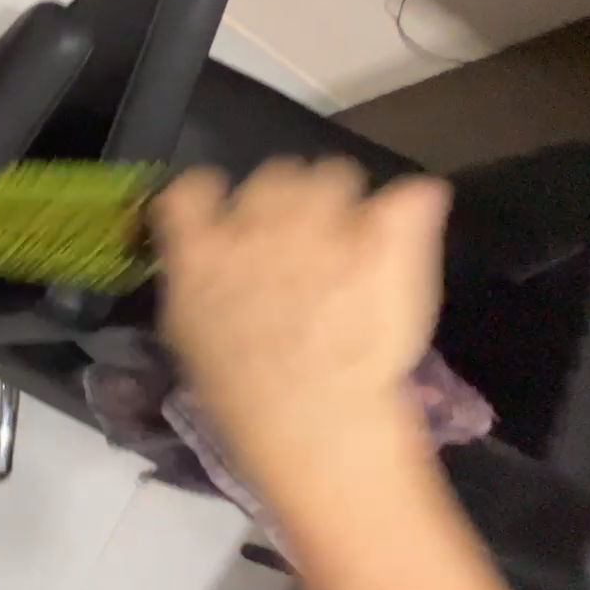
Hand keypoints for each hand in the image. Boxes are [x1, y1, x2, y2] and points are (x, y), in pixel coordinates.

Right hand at [151, 159, 451, 483]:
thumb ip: (192, 271)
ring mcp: (325, 232)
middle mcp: (255, 227)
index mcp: (198, 248)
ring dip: (335, 195)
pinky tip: (394, 227)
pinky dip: (403, 206)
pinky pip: (408, 194)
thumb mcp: (182, 323)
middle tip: (289, 227)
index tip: (216, 207)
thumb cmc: (231, 382)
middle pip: (270, 174)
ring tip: (344, 228)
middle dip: (279, 193)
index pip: (192, 189)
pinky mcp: (389, 246)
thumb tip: (200, 251)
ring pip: (332, 173)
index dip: (205, 192)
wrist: (307, 415)